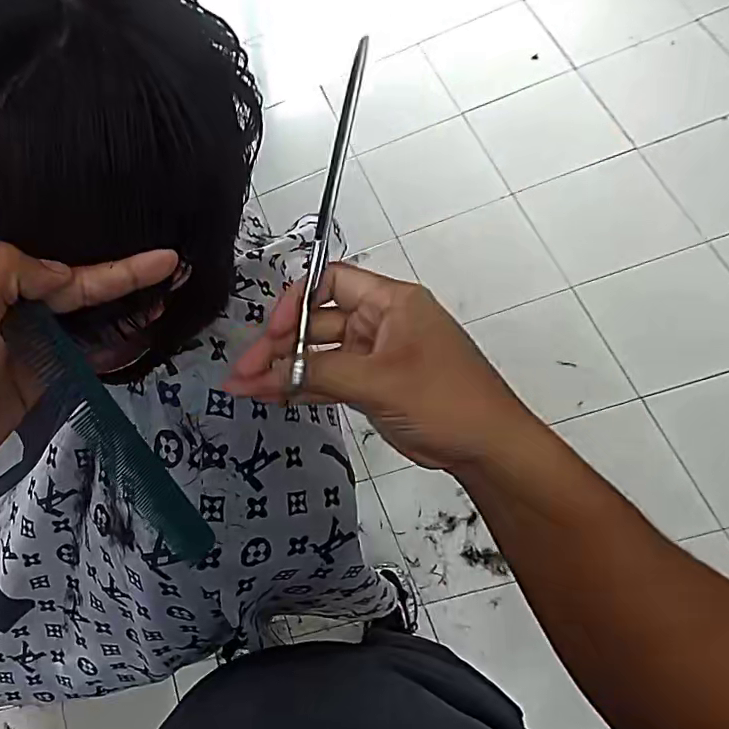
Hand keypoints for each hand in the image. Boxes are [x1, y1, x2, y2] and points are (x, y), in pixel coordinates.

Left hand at [0, 241, 178, 496]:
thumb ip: (3, 275)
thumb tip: (61, 275)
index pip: (53, 271)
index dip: (102, 269)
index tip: (146, 267)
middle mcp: (9, 311)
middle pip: (75, 292)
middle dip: (122, 281)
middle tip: (171, 267)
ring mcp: (26, 348)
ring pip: (83, 323)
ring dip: (121, 313)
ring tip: (164, 304)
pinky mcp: (38, 380)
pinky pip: (80, 357)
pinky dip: (109, 348)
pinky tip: (137, 339)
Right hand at [226, 263, 539, 471]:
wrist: (483, 445)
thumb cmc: (451, 400)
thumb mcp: (380, 381)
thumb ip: (322, 373)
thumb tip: (272, 372)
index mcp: (391, 303)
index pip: (331, 283)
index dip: (296, 302)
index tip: (273, 330)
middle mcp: (381, 323)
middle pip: (317, 322)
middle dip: (279, 345)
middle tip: (246, 368)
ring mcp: (375, 356)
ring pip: (319, 356)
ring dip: (284, 370)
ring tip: (246, 386)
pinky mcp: (372, 386)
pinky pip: (328, 380)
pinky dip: (302, 388)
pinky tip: (272, 396)